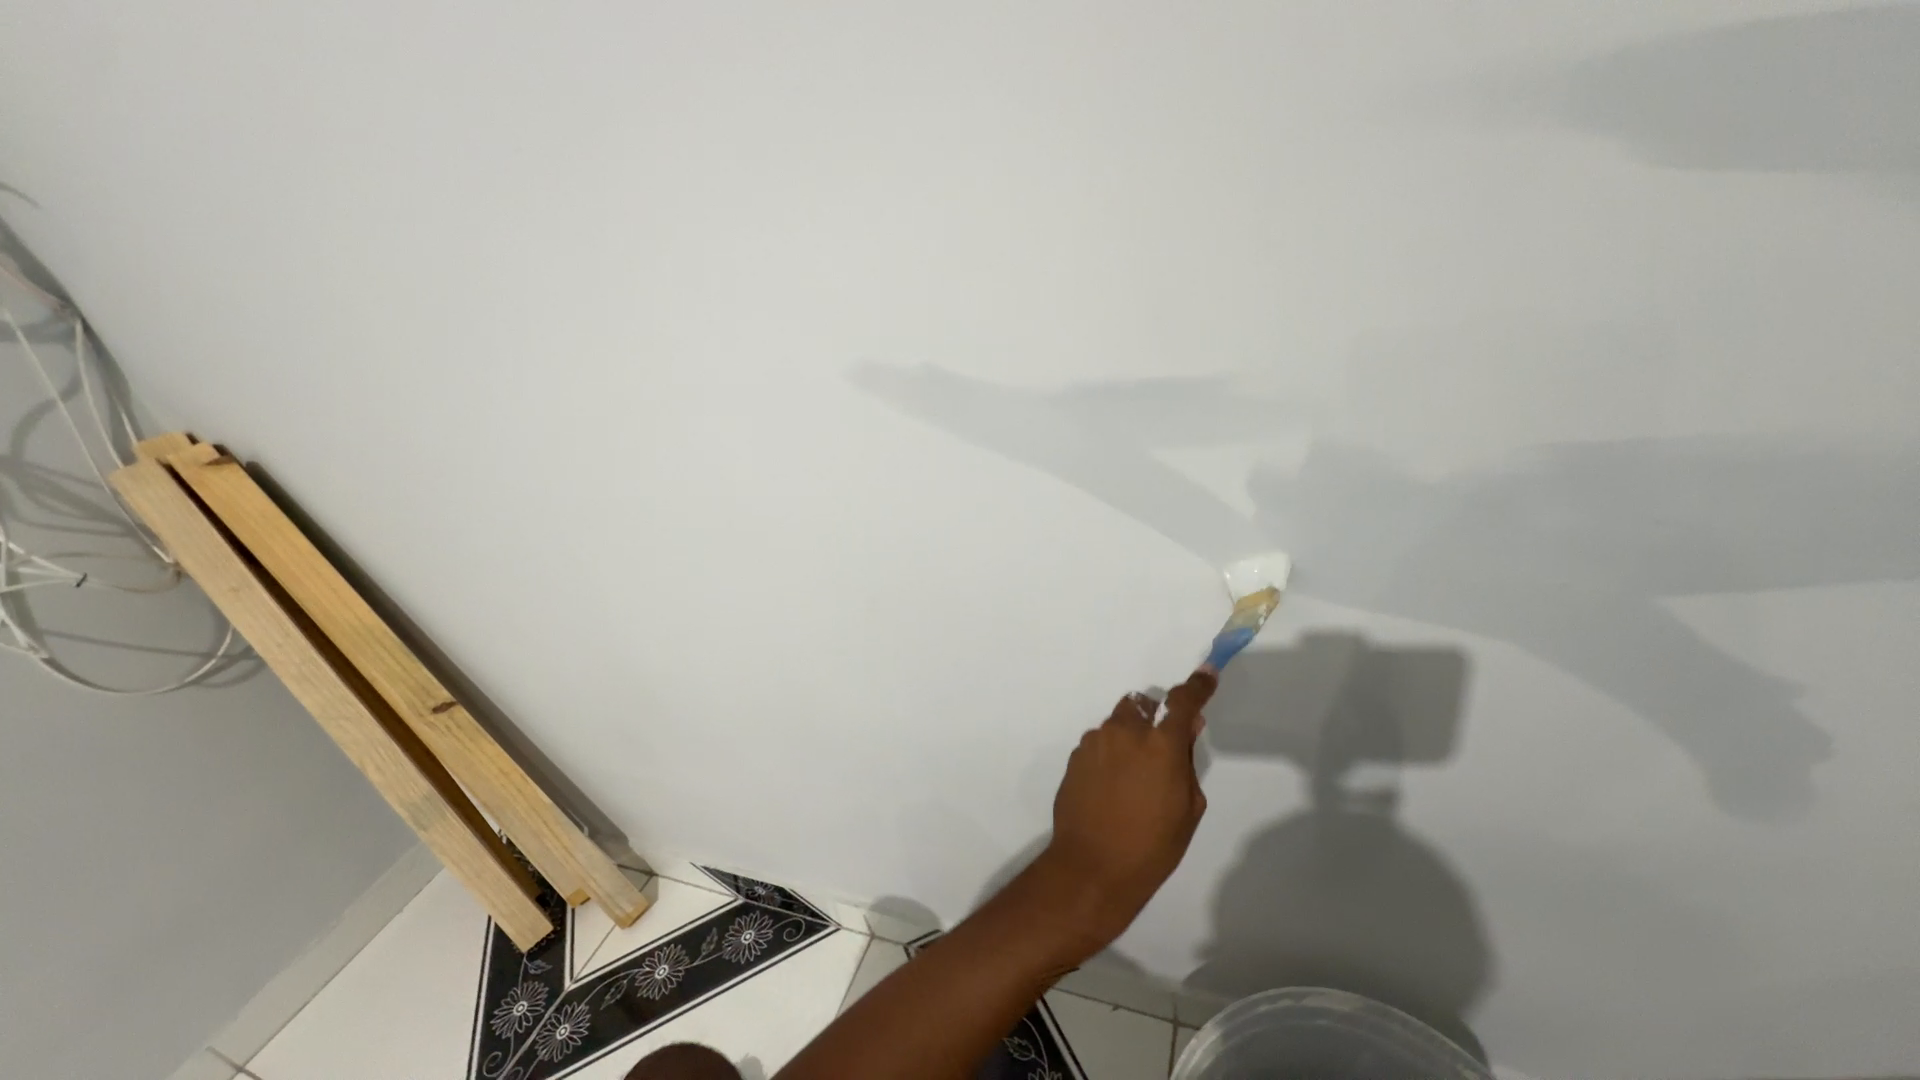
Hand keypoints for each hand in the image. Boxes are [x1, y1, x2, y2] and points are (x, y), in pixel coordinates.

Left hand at [1038, 671, 1214, 946]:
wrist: (1093, 866)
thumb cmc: (1153, 845)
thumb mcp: (1188, 807)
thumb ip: (1187, 760)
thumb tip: (1187, 727)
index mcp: (1161, 744)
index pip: (1183, 701)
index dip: (1197, 686)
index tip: (1206, 673)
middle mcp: (1125, 733)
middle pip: (1140, 705)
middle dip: (1151, 717)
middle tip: (1159, 748)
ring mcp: (1094, 744)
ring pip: (1116, 725)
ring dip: (1128, 737)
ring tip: (1132, 778)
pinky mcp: (1074, 758)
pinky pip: (1098, 745)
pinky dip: (1109, 755)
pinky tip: (1111, 787)